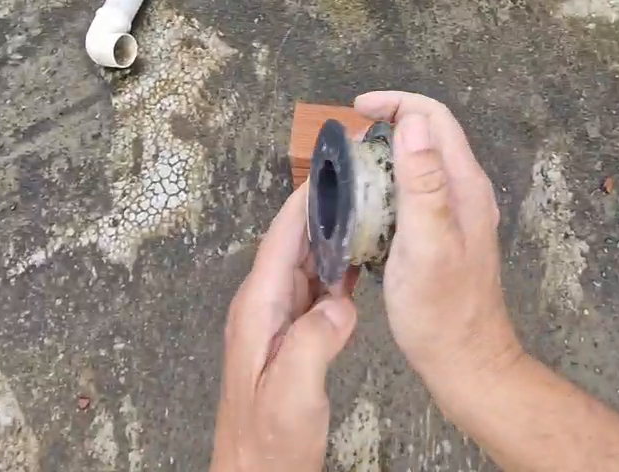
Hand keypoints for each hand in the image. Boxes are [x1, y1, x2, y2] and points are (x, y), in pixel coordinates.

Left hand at [211, 187, 358, 471]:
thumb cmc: (266, 446)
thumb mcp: (292, 395)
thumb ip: (313, 342)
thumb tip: (339, 303)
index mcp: (258, 309)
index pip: (279, 240)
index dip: (302, 203)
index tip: (327, 173)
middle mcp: (263, 306)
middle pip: (292, 244)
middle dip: (321, 211)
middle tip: (355, 185)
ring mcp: (275, 320)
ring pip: (304, 264)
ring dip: (330, 239)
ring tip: (361, 214)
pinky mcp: (290, 336)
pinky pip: (313, 290)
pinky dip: (334, 272)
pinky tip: (355, 266)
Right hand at [355, 91, 524, 405]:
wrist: (467, 364)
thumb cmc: (442, 311)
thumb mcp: (427, 243)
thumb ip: (423, 182)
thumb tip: (413, 122)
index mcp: (464, 184)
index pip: (434, 118)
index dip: (397, 103)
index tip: (358, 109)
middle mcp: (465, 190)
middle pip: (428, 134)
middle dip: (388, 124)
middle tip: (350, 145)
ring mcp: (457, 212)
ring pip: (420, 161)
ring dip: (386, 153)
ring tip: (353, 169)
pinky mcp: (445, 232)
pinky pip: (415, 189)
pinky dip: (388, 182)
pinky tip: (367, 203)